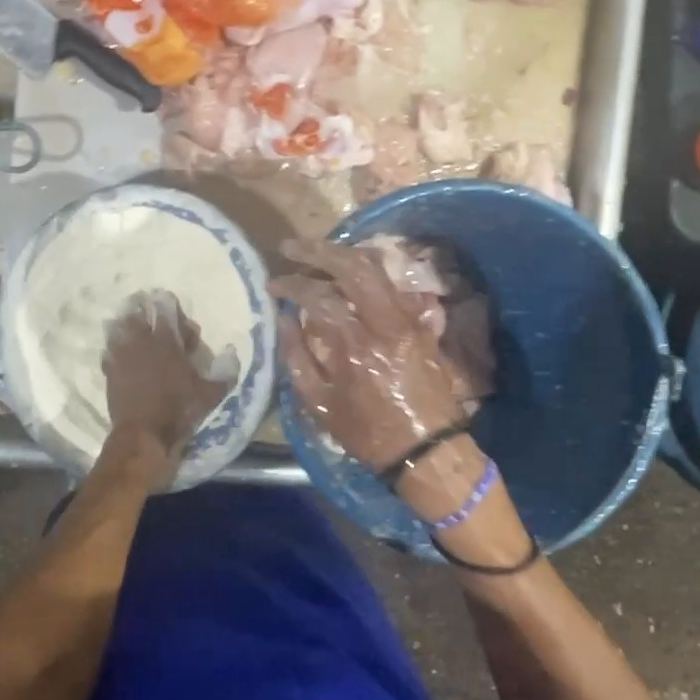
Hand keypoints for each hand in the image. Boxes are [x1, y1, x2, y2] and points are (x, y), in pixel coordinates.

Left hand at [99, 291, 234, 488]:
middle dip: (148, 312)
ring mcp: (120, 352)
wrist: (142, 434)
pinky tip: (124, 357)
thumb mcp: (209, 394)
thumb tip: (232, 353)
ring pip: (120, 325)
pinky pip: (109, 348)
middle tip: (157, 325)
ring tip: (138, 336)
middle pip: (138, 310)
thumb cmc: (178, 410)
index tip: (181, 326)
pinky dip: (116, 347)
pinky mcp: (108, 368)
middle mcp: (140, 339)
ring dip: (129, 327)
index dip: (173, 309)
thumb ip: (224, 372)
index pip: (166, 305)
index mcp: (166, 338)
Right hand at [273, 239, 466, 472]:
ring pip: (378, 270)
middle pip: (353, 267)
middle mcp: (385, 323)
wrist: (427, 451)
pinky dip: (370, 276)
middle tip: (291, 248)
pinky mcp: (422, 326)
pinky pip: (395, 287)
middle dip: (318, 251)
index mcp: (356, 344)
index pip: (318, 296)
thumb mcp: (318, 402)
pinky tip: (351, 277)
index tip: (272, 286)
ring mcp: (409, 320)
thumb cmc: (367, 432)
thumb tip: (284, 319)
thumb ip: (296, 356)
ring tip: (319, 255)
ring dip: (344, 257)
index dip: (291, 285)